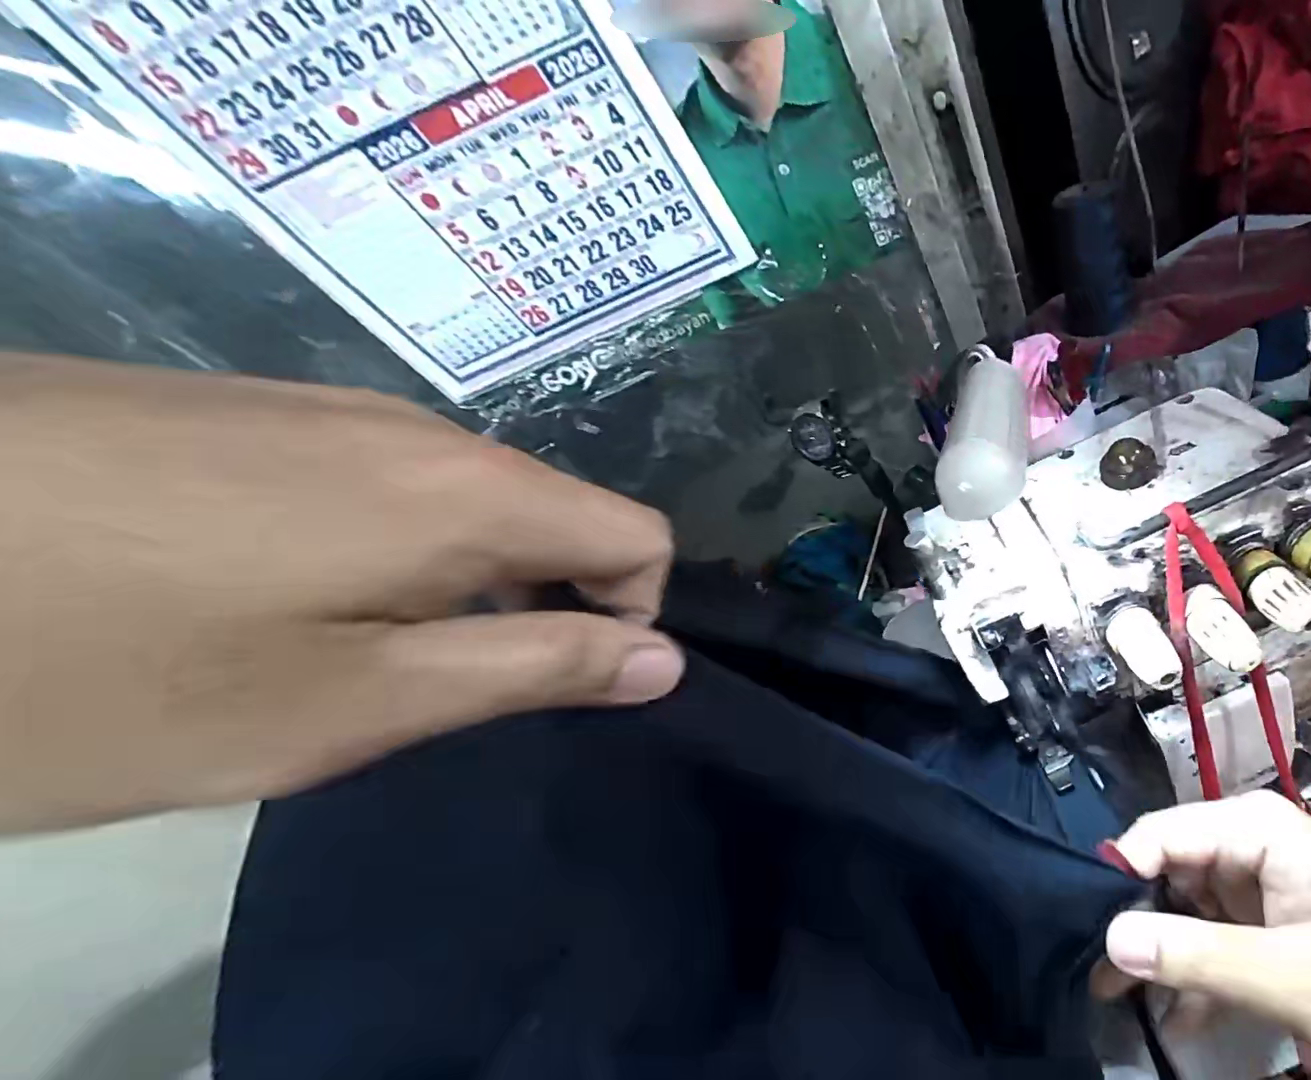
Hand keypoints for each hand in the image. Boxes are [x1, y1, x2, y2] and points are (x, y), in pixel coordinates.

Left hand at [0, 355, 682, 831]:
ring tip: (354, 641)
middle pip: (568, 515)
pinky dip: (401, 539)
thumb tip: (663, 660)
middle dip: (550, 599)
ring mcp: (342, 409)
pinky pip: (399, 476)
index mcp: (474, 495)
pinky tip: (284, 585)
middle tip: (441, 679)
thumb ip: (534, 669)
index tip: (554, 676)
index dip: (633, 613)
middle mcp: (432, 432)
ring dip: (473, 573)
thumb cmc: (94, 666)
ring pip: (484, 498)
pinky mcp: (262, 410)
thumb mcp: (350, 704)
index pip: (641, 538)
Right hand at [1102, 791, 1310, 1078]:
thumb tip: (1110, 939)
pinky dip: (1196, 973)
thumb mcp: (1298, 978)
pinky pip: (1215, 936)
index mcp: (1253, 826)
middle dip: (1136, 922)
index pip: (1159, 835)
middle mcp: (1248, 840)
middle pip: (1168, 869)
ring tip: (1122, 1002)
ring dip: (1163, 954)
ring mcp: (1259, 879)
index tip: (1089, 932)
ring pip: (1186, 905)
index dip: (1120, 878)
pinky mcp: (1271, 918)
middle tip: (1100, 979)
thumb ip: (1199, 956)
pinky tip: (1176, 1016)